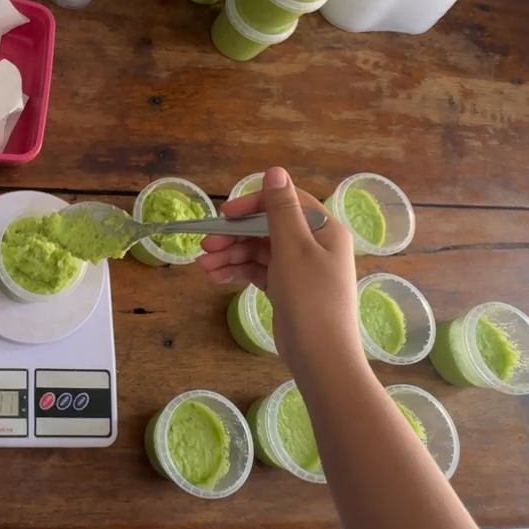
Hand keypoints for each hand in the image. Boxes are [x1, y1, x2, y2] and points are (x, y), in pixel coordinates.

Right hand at [195, 167, 360, 366]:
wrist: (322, 358)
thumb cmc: (310, 298)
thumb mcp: (292, 248)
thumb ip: (280, 209)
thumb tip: (276, 171)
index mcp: (324, 230)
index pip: (286, 202)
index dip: (254, 204)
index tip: (227, 214)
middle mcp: (314, 245)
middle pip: (267, 228)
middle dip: (235, 235)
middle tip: (206, 245)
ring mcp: (300, 268)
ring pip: (259, 250)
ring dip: (230, 255)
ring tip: (203, 267)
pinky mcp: (288, 288)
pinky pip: (258, 270)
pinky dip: (238, 271)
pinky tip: (215, 277)